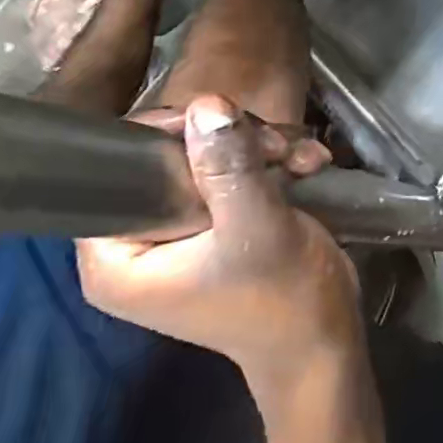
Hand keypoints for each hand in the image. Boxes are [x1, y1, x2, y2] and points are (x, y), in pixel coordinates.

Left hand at [77, 96, 357, 377]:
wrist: (326, 338)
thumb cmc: (284, 299)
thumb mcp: (256, 229)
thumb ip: (227, 167)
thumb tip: (206, 104)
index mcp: (117, 259)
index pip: (118, 170)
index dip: (163, 136)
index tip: (214, 126)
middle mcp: (138, 240)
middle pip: (166, 153)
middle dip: (227, 142)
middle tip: (273, 148)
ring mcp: (178, 228)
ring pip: (204, 153)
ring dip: (257, 146)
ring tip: (295, 159)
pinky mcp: (212, 220)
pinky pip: (229, 168)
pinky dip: (268, 160)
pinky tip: (304, 165)